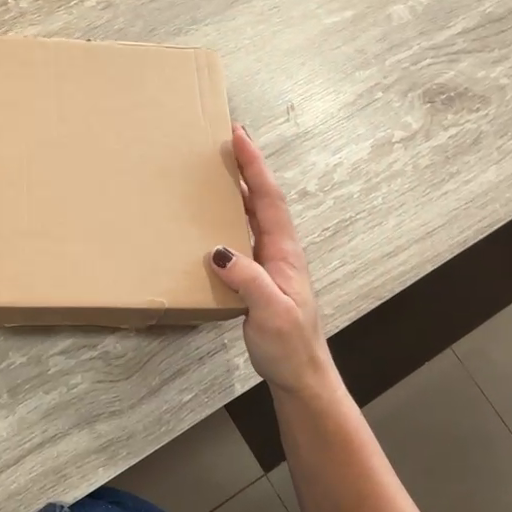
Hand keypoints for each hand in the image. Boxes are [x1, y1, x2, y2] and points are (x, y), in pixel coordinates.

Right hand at [207, 125, 338, 396]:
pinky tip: (210, 219)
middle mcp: (278, 250)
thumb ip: (248, 280)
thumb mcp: (270, 312)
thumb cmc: (289, 346)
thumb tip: (218, 249)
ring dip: (238, 188)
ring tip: (216, 169)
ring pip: (252, 214)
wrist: (300, 376)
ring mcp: (269, 263)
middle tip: (225, 139)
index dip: (254, 166)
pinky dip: (228, 216)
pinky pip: (241, 234)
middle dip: (247, 166)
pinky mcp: (257, 276)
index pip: (269, 199)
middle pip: (262, 198)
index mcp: (284, 252)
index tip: (239, 136)